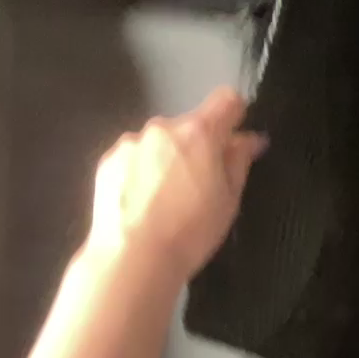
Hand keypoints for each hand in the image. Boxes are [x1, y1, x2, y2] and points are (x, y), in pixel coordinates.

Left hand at [88, 88, 266, 279]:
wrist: (132, 257)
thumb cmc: (192, 231)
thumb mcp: (229, 199)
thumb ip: (240, 161)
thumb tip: (250, 138)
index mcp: (199, 133)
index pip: (227, 100)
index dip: (237, 115)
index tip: (238, 140)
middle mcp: (162, 128)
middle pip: (191, 126)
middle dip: (200, 146)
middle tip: (204, 185)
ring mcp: (131, 143)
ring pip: (161, 142)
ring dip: (170, 159)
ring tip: (170, 200)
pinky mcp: (107, 162)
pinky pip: (136, 158)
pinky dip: (144, 172)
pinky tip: (145, 204)